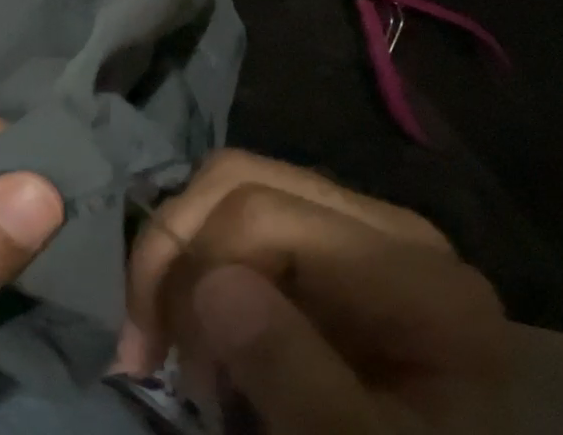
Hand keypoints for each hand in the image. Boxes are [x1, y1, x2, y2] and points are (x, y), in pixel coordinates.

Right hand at [120, 150, 509, 433]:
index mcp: (415, 275)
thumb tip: (212, 284)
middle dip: (173, 250)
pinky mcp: (336, 251)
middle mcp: (389, 230)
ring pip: (231, 189)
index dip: (196, 271)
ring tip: (162, 340)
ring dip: (177, 256)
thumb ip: (298, 379)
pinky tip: (192, 329)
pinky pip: (244, 220)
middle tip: (147, 342)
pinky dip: (200, 265)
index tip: (177, 371)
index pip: (261, 214)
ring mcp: (362, 234)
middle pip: (240, 182)